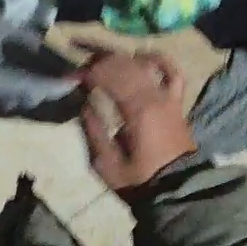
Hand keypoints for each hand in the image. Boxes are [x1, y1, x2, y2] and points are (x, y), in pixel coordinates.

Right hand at [78, 51, 196, 190]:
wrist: (177, 191)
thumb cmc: (139, 180)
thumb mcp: (105, 163)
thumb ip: (93, 129)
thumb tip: (84, 102)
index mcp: (137, 110)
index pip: (108, 76)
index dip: (85, 72)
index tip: (68, 78)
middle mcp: (155, 96)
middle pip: (123, 64)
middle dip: (96, 61)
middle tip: (77, 68)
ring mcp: (169, 97)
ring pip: (142, 63)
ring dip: (118, 57)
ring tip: (98, 58)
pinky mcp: (176, 102)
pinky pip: (172, 72)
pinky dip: (158, 59)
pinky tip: (140, 54)